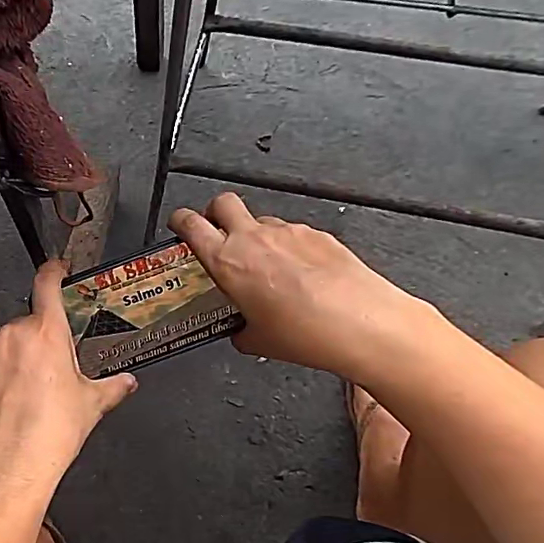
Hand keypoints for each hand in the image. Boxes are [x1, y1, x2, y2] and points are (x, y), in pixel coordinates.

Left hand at [0, 261, 139, 492]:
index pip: (47, 285)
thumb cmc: (49, 434)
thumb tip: (125, 382)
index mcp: (46, 333)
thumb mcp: (91, 405)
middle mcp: (12, 335)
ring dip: (12, 360)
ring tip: (24, 396)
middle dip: (37, 344)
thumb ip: (112, 386)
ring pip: (2, 345)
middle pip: (28, 326)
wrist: (9, 465)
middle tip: (48, 375)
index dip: (53, 271)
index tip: (56, 268)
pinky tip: (3, 401)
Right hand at [169, 193, 445, 383]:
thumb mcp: (257, 340)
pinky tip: (300, 275)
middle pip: (222, 201)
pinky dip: (288, 247)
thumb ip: (239, 329)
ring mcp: (287, 232)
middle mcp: (253, 238)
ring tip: (266, 266)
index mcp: (226, 260)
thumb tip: (241, 331)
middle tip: (216, 232)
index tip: (180, 225)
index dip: (180, 220)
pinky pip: (293, 233)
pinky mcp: (317, 234)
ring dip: (255, 234)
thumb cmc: (309, 333)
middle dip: (214, 212)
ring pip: (260, 219)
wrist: (364, 325)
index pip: (190, 222)